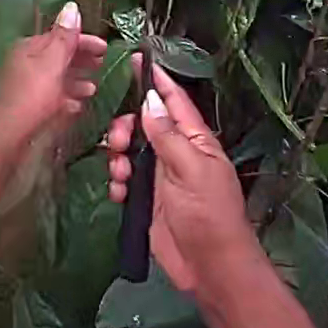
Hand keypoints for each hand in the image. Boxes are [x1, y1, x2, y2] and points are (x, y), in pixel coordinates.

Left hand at [0, 2, 106, 168]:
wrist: (3, 139)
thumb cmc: (30, 98)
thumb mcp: (51, 64)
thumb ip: (64, 38)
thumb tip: (72, 6)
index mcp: (30, 48)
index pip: (61, 36)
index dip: (84, 40)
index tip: (107, 49)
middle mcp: (25, 63)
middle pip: (57, 56)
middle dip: (81, 59)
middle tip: (103, 65)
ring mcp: (24, 86)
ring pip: (54, 77)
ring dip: (75, 80)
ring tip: (93, 89)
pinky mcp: (25, 108)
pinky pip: (50, 97)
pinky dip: (65, 98)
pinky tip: (76, 107)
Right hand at [106, 55, 261, 293]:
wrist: (209, 269)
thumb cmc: (207, 214)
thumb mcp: (189, 170)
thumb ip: (167, 135)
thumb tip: (149, 100)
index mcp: (194, 139)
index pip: (173, 100)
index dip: (156, 79)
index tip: (135, 57)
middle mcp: (176, 151)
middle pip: (143, 123)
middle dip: (126, 127)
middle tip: (118, 141)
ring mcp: (161, 175)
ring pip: (130, 150)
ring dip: (119, 157)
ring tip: (120, 175)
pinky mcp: (148, 198)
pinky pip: (125, 178)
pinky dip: (118, 182)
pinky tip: (119, 193)